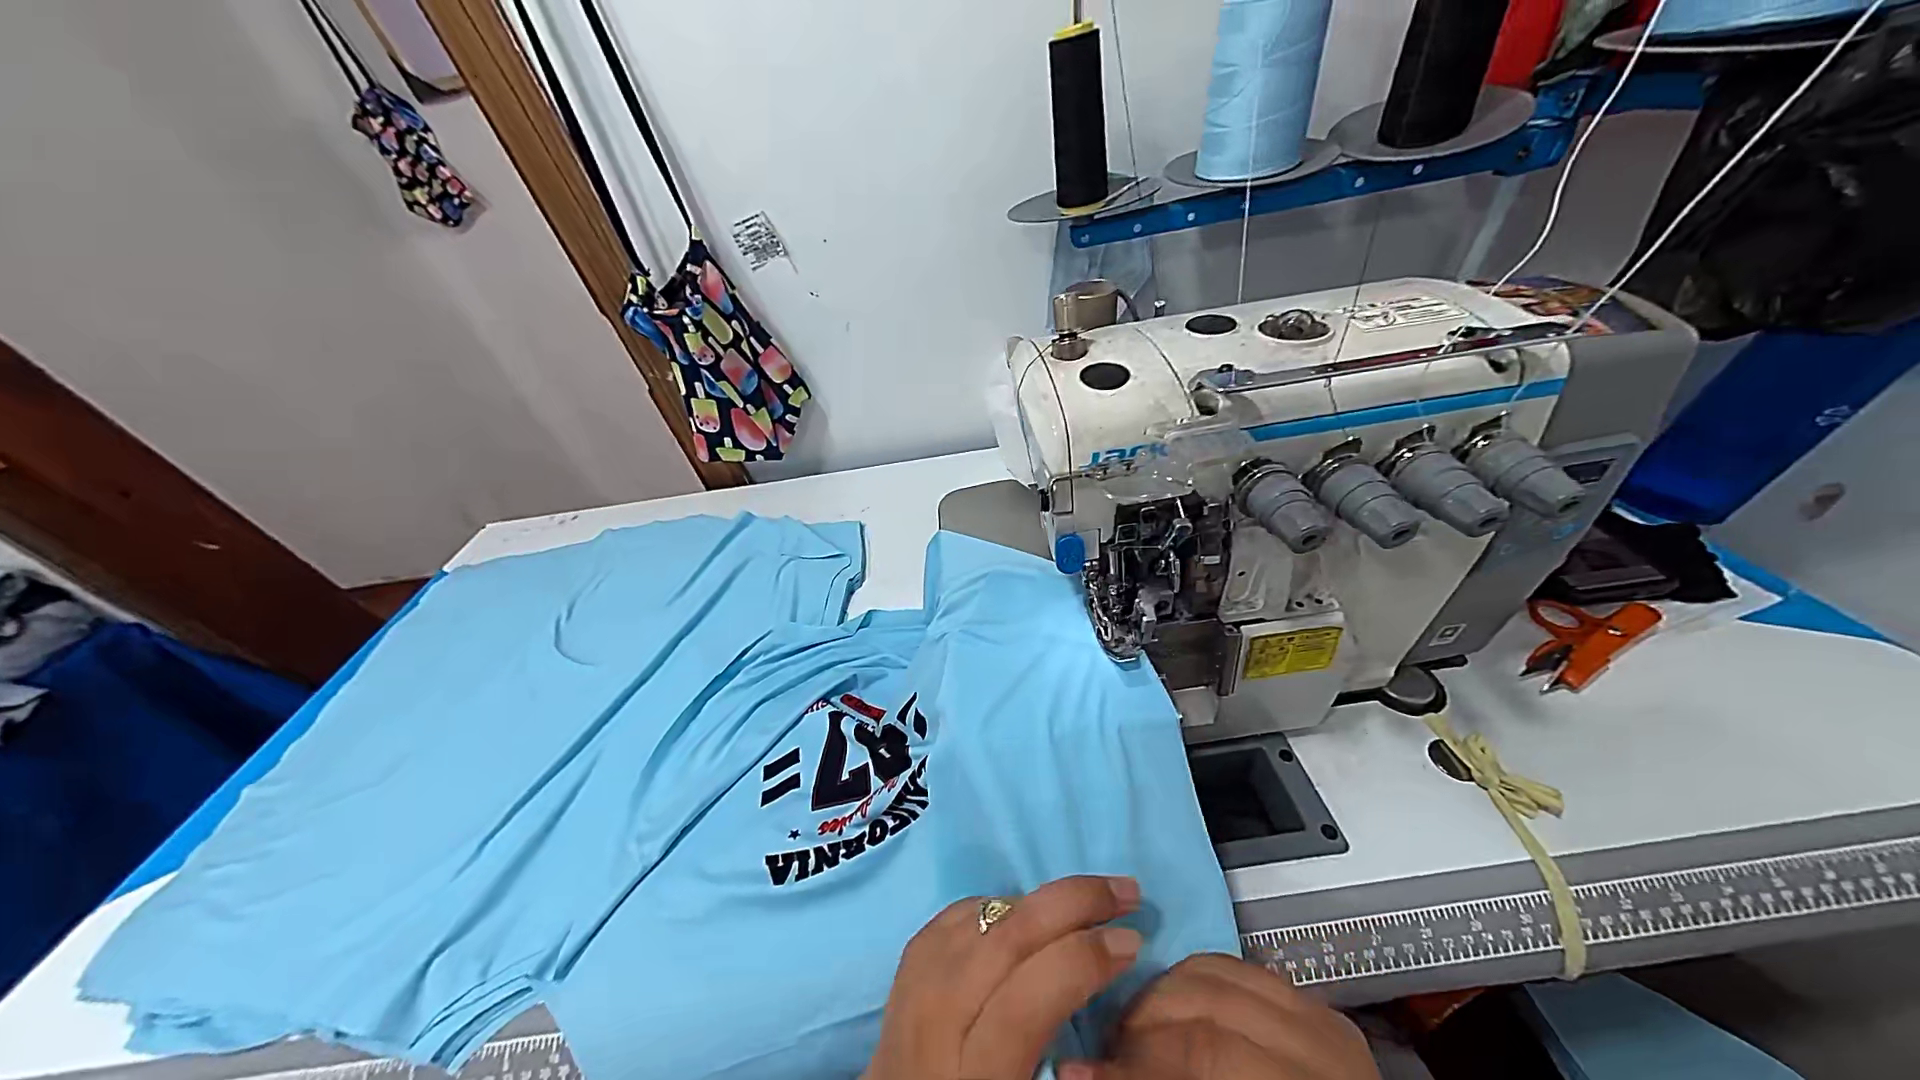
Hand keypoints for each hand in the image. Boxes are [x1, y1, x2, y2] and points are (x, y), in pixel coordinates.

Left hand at [864, 875, 1142, 1079]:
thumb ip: (1063, 1044)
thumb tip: (1108, 969)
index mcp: (975, 1076)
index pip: (1027, 1001)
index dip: (1083, 961)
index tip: (1131, 942)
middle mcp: (935, 1023)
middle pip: (1004, 939)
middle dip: (1072, 904)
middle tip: (1125, 893)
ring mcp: (912, 988)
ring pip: (980, 917)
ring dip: (1042, 897)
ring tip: (1087, 899)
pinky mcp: (904, 966)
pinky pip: (956, 915)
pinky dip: (999, 903)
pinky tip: (1029, 909)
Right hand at [1064, 953, 1379, 1079]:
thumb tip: (1079, 1073)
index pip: (1208, 1050)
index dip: (1138, 1059)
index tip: (1085, 1069)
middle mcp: (1325, 1048)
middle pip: (1208, 999)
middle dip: (1142, 1018)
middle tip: (1106, 1045)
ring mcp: (1325, 1022)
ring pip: (1219, 971)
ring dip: (1162, 992)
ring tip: (1134, 1027)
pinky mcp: (1321, 1012)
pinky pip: (1242, 969)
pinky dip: (1196, 980)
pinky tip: (1175, 1010)